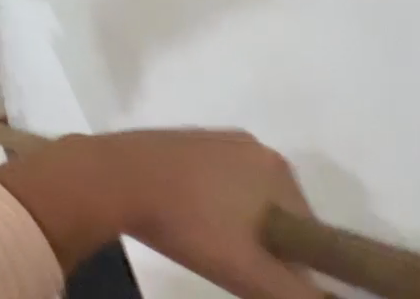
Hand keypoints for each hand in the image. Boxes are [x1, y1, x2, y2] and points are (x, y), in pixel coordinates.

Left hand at [0, 128, 323, 298]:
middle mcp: (251, 145)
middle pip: (276, 216)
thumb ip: (302, 296)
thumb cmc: (187, 223)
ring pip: (241, 201)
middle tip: (228, 262)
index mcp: (277, 169)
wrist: (110, 178)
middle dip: (261, 246)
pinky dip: (206, 207)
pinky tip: (182, 220)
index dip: (293, 266)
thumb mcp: (253, 274)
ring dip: (232, 229)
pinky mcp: (180, 141)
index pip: (309, 234)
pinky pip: (211, 183)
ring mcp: (212, 138)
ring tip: (202, 243)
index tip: (261, 277)